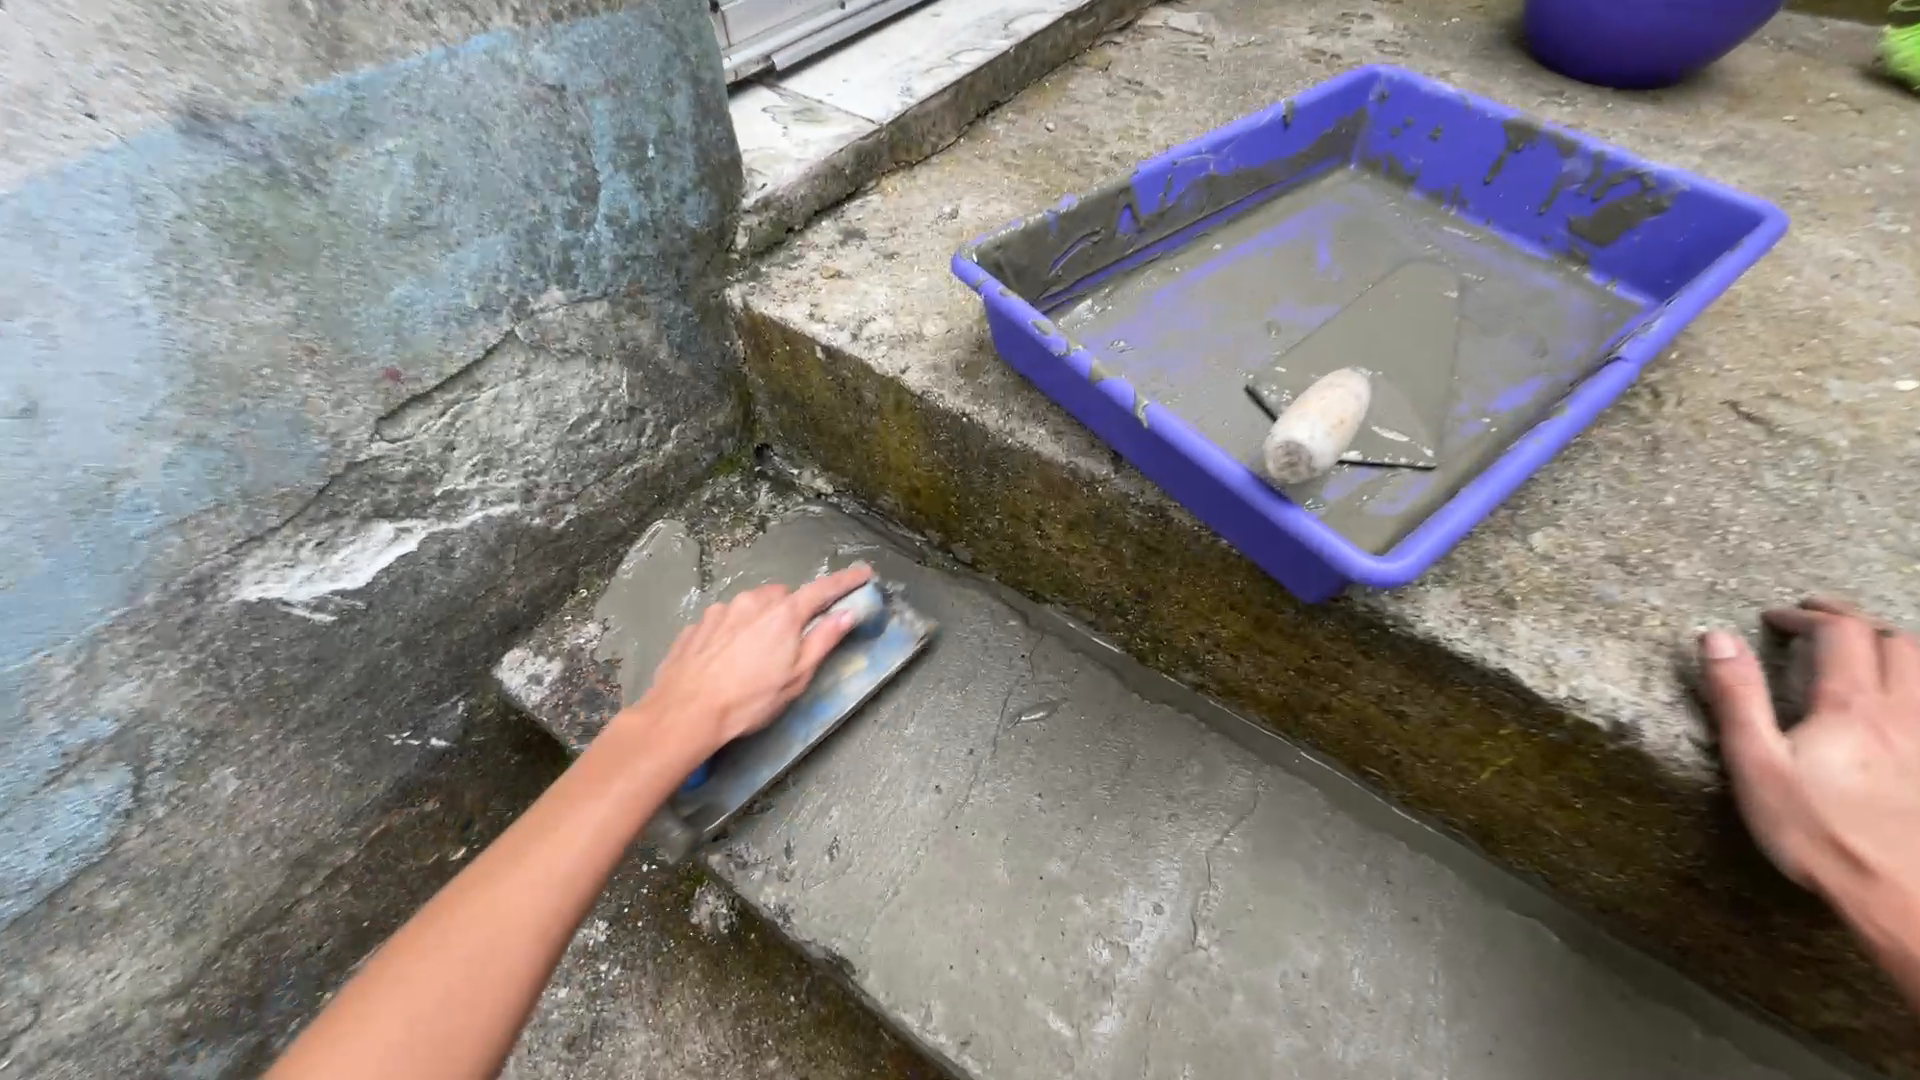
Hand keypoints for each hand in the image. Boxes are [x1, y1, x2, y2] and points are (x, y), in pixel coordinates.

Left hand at [618, 563, 875, 760]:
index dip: (846, 581)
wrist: (685, 713)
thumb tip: (847, 614)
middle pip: (783, 596)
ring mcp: (720, 611)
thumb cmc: (749, 700)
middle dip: (792, 611)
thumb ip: (824, 640)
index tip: (863, 573)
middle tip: (793, 641)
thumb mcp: (797, 676)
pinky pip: (725, 621)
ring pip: (751, 606)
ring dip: (760, 621)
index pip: (823, 590)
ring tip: (755, 657)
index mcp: (783, 614)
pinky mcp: (697, 625)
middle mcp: (752, 602)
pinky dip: (733, 633)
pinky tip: (727, 660)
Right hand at [1699, 598, 1919, 1000]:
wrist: (1903, 898)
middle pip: (1899, 642)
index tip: (1771, 618)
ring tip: (1860, 647)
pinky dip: (1918, 683)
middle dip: (1853, 620)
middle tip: (1814, 620)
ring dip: (1895, 645)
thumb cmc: (1814, 830)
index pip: (1840, 635)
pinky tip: (1899, 697)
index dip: (1805, 617)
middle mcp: (1904, 714)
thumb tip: (1717, 637)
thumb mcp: (1755, 762)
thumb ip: (1737, 696)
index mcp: (1851, 708)